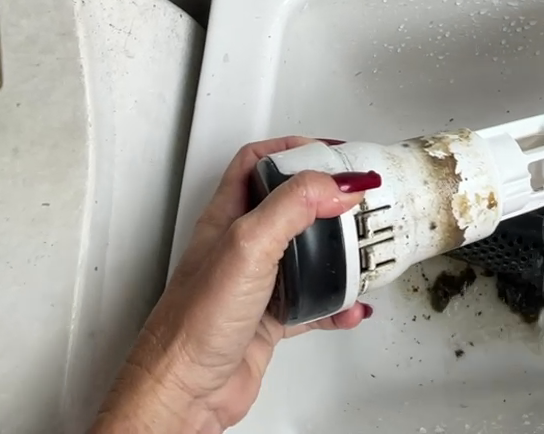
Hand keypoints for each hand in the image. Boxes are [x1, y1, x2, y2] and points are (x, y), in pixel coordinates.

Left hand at [92, 138, 376, 433]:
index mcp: (229, 213)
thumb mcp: (247, 244)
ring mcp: (257, 280)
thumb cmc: (191, 325)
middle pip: (291, 201)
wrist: (181, 397)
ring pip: (307, 251)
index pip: (259, 159)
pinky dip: (337, 301)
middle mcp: (243, 242)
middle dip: (327, 195)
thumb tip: (338, 182)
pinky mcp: (270, 318)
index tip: (333, 151)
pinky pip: (313, 301)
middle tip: (357, 196)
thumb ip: (294, 204)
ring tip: (362, 247)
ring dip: (339, 249)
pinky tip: (350, 305)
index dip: (295, 147)